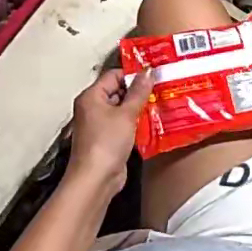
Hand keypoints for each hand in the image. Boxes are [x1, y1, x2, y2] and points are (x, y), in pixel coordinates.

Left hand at [66, 67, 152, 196]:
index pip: (112, 76)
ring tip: (160, 105)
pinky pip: (122, 124)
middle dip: (137, 92)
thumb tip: (147, 72)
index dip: (132, 75)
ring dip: (138, 109)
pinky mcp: (107, 138)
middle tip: (160, 90)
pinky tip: (152, 124)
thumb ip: (138, 93)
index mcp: (91, 96)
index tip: (152, 77)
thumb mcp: (126, 114)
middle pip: (117, 91)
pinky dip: (135, 123)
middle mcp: (92, 107)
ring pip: (121, 109)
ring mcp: (99, 123)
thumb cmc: (105, 143)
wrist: (96, 178)